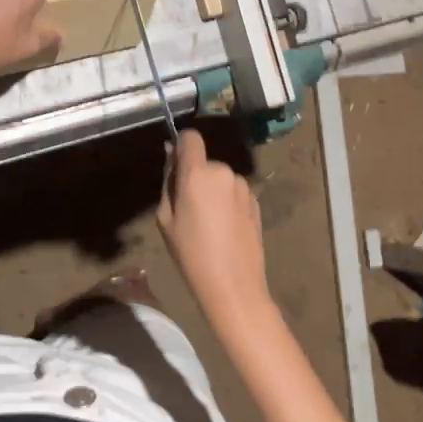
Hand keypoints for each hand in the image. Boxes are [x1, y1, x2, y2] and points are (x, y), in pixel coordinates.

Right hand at [158, 131, 269, 324]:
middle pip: (204, 162)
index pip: (190, 137)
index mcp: (197, 173)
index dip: (181, 145)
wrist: (233, 284)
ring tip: (208, 224)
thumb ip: (168, 181)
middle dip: (196, 176)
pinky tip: (225, 229)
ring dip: (213, 191)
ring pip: (220, 178)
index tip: (175, 165)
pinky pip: (234, 193)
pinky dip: (227, 202)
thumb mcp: (166, 219)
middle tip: (188, 209)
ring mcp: (244, 186)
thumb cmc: (191, 254)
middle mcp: (224, 172)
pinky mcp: (256, 202)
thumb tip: (170, 154)